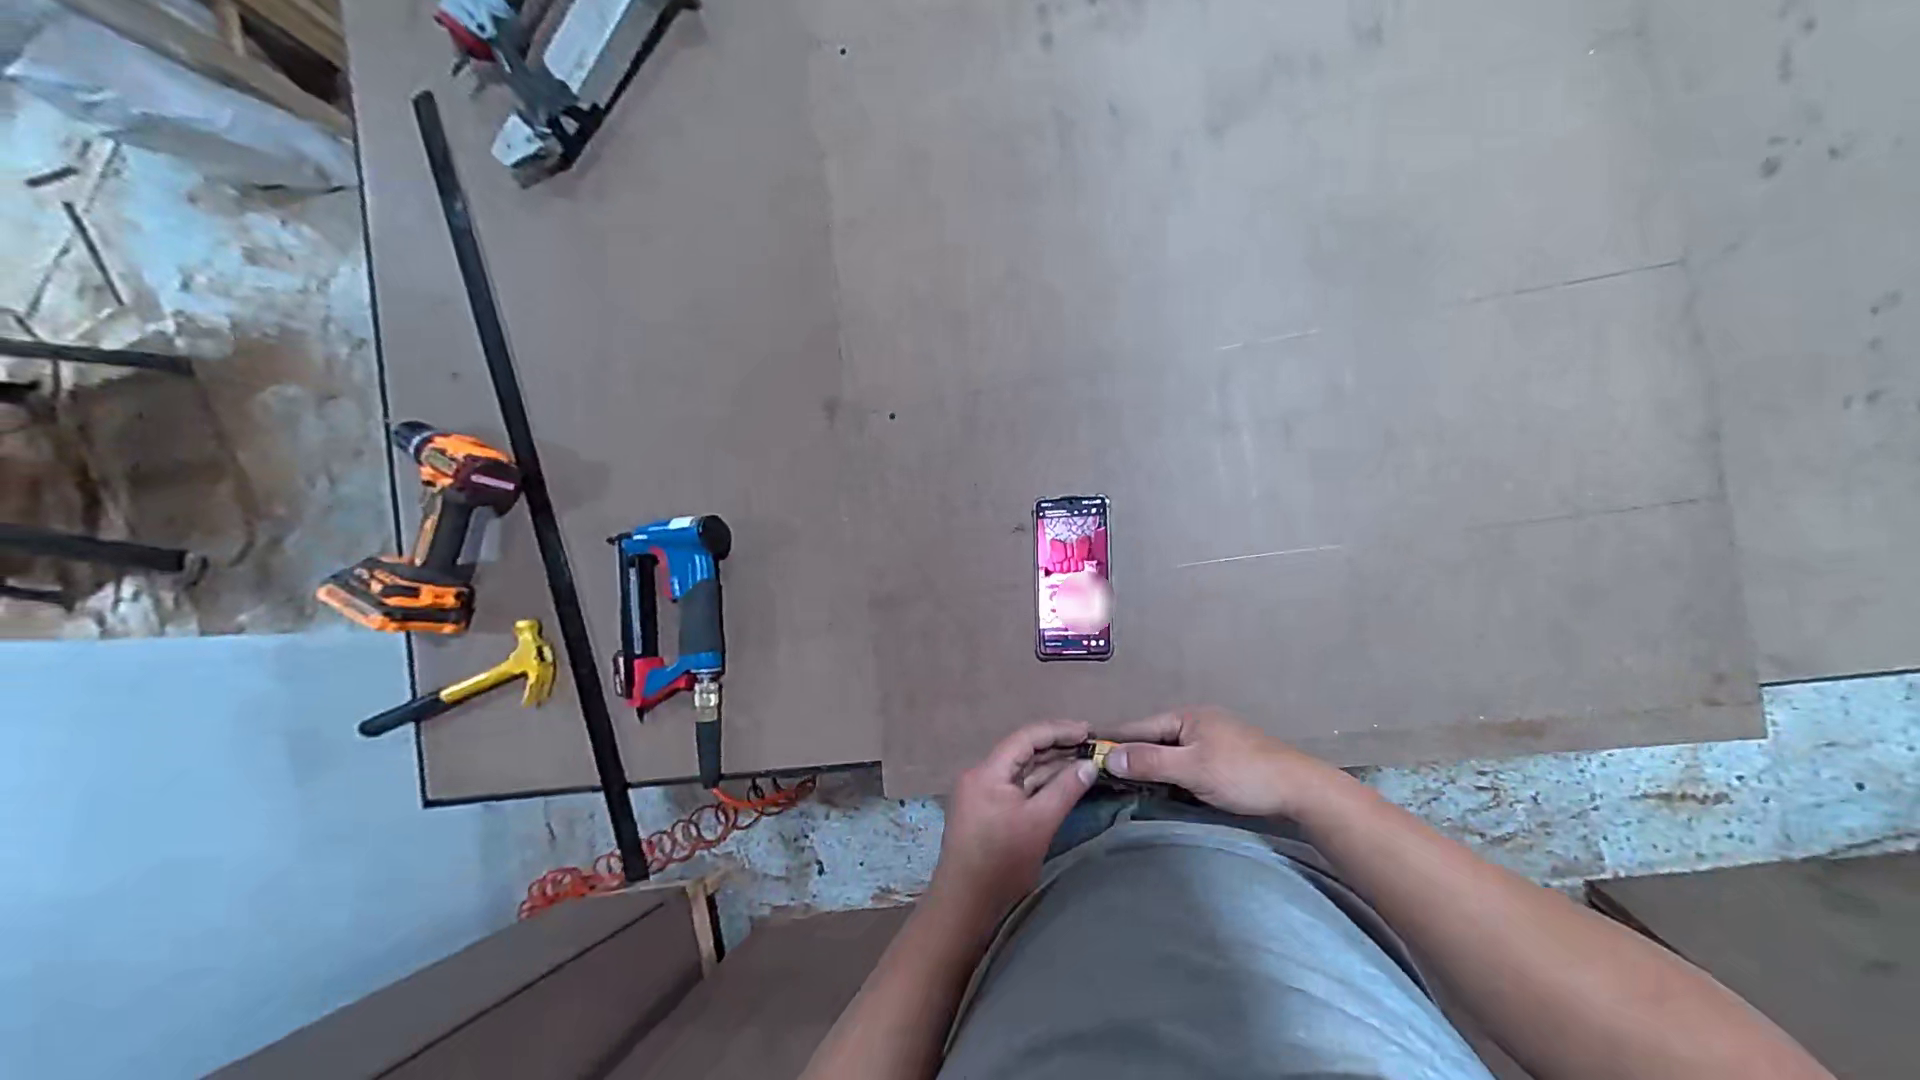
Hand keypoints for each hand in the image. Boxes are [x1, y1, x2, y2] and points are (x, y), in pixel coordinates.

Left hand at [930, 719, 1096, 921]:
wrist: (964, 904)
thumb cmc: (1001, 862)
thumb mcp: (1039, 823)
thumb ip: (1065, 789)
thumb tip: (1088, 765)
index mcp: (987, 771)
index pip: (1026, 737)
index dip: (1058, 731)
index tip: (1087, 732)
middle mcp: (981, 774)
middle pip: (1022, 750)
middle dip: (1056, 746)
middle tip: (1090, 745)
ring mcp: (981, 792)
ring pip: (1020, 769)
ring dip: (1049, 764)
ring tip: (1082, 760)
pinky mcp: (986, 809)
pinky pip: (1016, 785)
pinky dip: (1039, 782)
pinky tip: (1061, 781)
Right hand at [1101, 707, 1353, 818]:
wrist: (1301, 789)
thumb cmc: (1243, 774)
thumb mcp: (1192, 768)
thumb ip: (1151, 761)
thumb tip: (1109, 756)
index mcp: (1186, 716)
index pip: (1138, 727)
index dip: (1112, 740)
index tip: (1085, 750)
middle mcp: (1196, 721)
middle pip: (1152, 737)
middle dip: (1128, 752)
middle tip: (1099, 770)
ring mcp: (1212, 738)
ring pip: (1168, 749)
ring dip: (1148, 762)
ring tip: (1122, 778)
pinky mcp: (1223, 756)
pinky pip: (1183, 759)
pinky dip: (1167, 769)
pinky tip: (1158, 782)